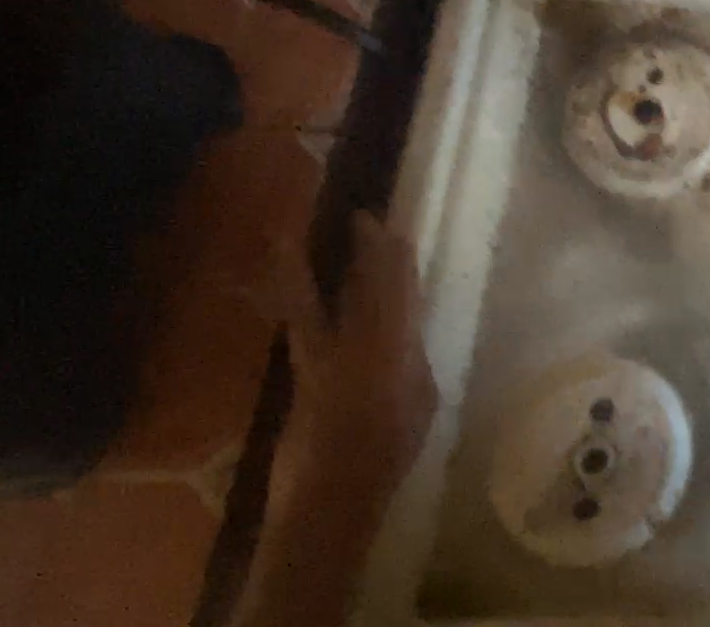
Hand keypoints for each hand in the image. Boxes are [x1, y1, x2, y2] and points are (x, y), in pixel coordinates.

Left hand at [271, 211, 436, 506]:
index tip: (392, 228)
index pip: (397, 290)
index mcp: (393, 348)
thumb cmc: (393, 448)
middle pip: (360, 288)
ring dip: (305, 270)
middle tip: (360, 217)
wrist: (334, 492)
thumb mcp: (422, 398)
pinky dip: (294, 302)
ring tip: (290, 240)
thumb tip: (407, 342)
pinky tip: (288, 288)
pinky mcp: (302, 376)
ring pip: (313, 303)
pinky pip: (302, 327)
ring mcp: (322, 358)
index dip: (394, 257)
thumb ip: (412, 362)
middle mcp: (355, 343)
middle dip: (363, 253)